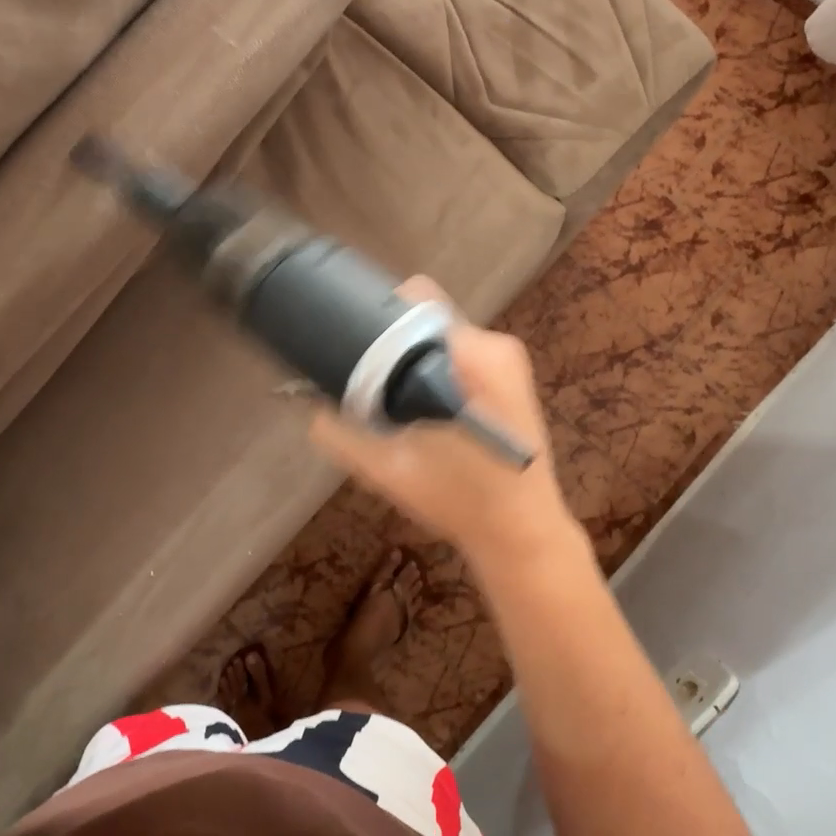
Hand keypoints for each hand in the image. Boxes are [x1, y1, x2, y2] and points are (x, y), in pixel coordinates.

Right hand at [308, 278, 580, 566]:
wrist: (522, 533)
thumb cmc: (459, 501)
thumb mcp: (389, 470)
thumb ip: (342, 435)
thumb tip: (313, 406)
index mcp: (473, 355)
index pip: (416, 301)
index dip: (377, 316)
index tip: (351, 344)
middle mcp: (496, 346)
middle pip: (427, 319)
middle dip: (392, 343)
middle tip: (364, 381)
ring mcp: (509, 362)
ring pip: (442, 339)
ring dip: (414, 360)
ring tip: (391, 400)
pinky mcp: (511, 380)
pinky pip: (459, 356)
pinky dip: (434, 371)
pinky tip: (420, 407)